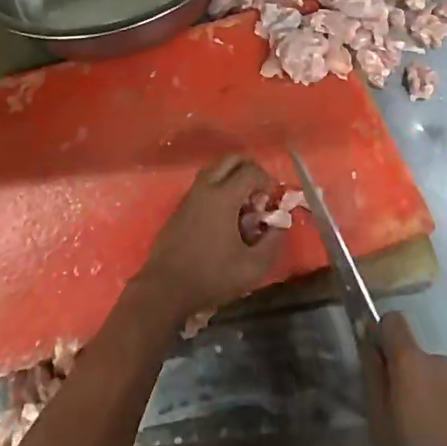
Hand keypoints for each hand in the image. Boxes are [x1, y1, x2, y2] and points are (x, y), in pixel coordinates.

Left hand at [133, 155, 286, 322]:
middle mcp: (205, 187)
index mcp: (223, 196)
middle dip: (250, 169)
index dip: (266, 180)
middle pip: (230, 159)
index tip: (271, 200)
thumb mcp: (252, 267)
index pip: (250, 171)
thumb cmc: (211, 276)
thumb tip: (280, 224)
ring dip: (232, 176)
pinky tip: (224, 213)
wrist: (166, 286)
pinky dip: (219, 185)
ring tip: (243, 202)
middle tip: (259, 192)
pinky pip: (204, 182)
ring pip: (215, 168)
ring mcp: (190, 194)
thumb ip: (272, 242)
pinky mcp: (181, 204)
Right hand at [370, 313, 446, 445]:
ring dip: (427, 394)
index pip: (392, 321)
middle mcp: (441, 363)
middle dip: (404, 376)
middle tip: (397, 411)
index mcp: (412, 361)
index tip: (375, 359)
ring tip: (423, 430)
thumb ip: (372, 377)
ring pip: (436, 378)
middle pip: (414, 356)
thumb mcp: (380, 422)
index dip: (381, 335)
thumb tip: (368, 346)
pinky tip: (445, 439)